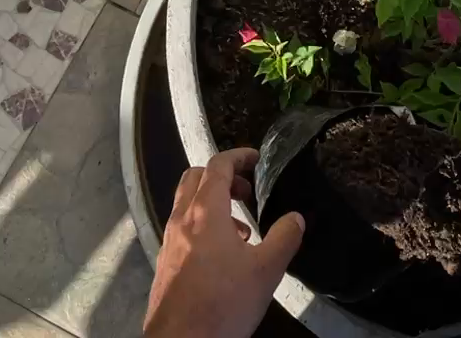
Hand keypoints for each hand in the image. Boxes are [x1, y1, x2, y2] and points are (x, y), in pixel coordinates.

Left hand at [144, 148, 304, 337]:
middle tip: (247, 191)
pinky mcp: (164, 262)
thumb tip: (295, 218)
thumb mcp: (265, 272)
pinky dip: (202, 225)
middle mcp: (182, 218)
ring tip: (240, 229)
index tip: (257, 159)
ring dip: (212, 202)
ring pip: (187, 203)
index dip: (239, 156)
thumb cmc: (222, 304)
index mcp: (205, 211)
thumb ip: (284, 239)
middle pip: (196, 176)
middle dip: (223, 176)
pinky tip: (222, 256)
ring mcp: (169, 240)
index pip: (218, 165)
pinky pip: (182, 227)